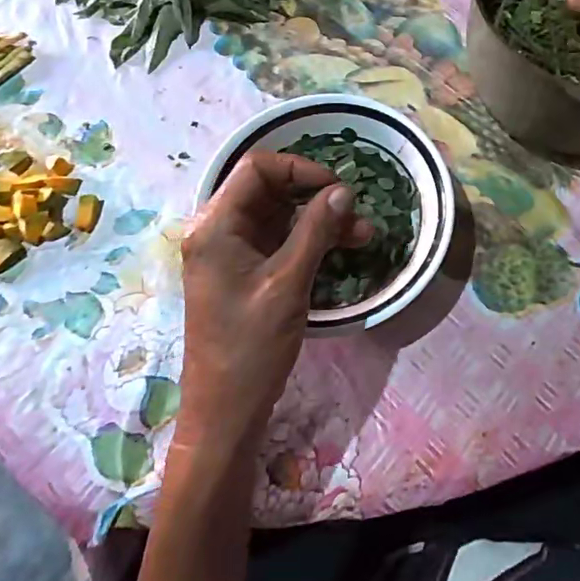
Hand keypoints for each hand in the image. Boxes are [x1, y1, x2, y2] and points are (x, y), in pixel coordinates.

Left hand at [177, 151, 370, 448]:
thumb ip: (316, 231)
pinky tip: (345, 247)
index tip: (336, 187)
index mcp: (216, 225)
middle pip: (270, 190)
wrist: (225, 412)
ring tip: (363, 234)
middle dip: (315, 196)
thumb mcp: (287, 284)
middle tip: (355, 212)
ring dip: (319, 220)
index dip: (299, 168)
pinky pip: (279, 241)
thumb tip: (343, 190)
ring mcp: (232, 252)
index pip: (256, 168)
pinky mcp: (245, 272)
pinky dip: (310, 241)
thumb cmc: (250, 348)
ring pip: (280, 216)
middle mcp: (219, 230)